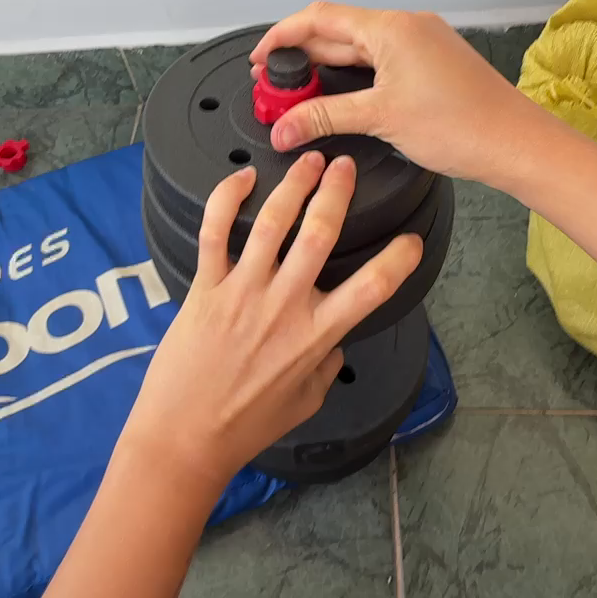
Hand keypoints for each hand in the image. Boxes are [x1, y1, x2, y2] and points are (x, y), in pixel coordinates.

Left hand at [120, 151, 423, 488]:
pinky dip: (225, 199)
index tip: (411, 240)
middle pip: (319, 234)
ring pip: (271, 223)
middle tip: (346, 166)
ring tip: (308, 160)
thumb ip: (328, 361)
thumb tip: (335, 338)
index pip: (373, 288)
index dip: (399, 259)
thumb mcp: (307, 399)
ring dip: (293, 185)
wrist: (185, 437)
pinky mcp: (204, 287)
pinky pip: (213, 232)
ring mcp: (242, 291)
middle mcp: (283, 305)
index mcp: (316, 335)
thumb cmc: (248, 424)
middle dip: (337, 192)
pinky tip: (241, 178)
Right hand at [249, 2, 551, 183]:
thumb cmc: (461, 126)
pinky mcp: (430, 61)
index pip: (320, 18)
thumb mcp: (380, 119)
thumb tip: (282, 129)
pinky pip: (380, 59)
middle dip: (300, 55)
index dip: (282, 36)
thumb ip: (324, 118)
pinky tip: (337, 94)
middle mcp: (406, 26)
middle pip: (337, 31)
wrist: (516, 144)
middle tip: (271, 85)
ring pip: (359, 47)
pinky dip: (353, 73)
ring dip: (325, 65)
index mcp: (391, 28)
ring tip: (297, 92)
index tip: (259, 60)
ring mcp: (421, 42)